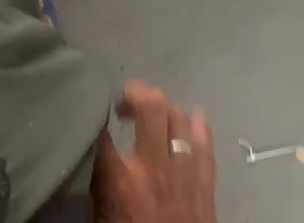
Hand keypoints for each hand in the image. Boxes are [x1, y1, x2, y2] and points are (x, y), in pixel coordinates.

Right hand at [93, 81, 215, 222]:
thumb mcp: (99, 219)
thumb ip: (99, 184)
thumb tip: (99, 154)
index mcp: (121, 179)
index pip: (106, 132)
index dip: (99, 113)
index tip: (97, 107)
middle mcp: (154, 168)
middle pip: (151, 109)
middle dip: (137, 93)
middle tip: (126, 98)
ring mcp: (184, 173)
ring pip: (179, 119)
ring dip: (165, 108)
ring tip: (155, 108)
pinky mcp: (206, 185)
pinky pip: (206, 145)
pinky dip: (200, 126)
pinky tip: (195, 114)